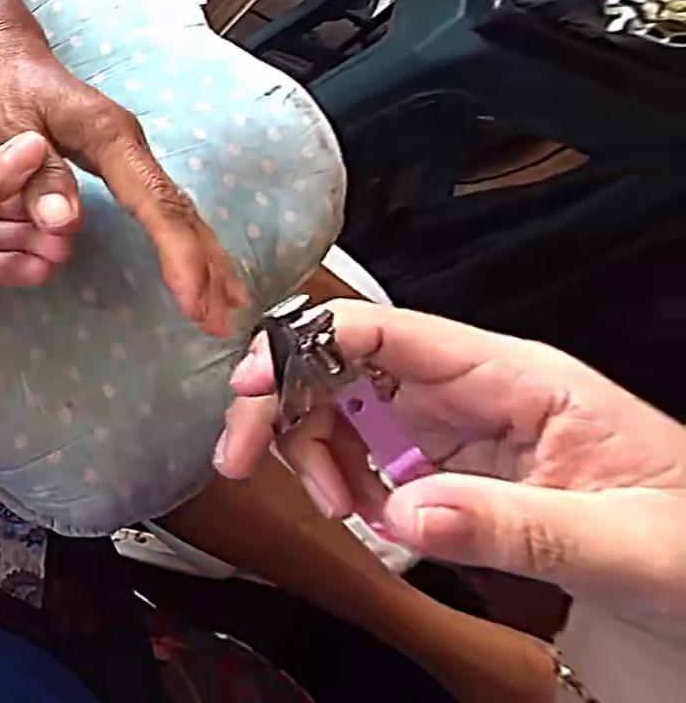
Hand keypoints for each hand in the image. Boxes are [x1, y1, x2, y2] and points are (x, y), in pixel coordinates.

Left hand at [0, 36, 246, 336]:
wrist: (13, 56)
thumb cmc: (10, 87)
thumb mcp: (10, 127)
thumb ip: (37, 174)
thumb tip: (63, 224)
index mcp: (110, 137)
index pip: (156, 203)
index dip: (178, 253)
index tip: (194, 299)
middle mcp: (130, 146)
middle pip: (180, 210)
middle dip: (205, 267)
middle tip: (223, 323)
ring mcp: (129, 152)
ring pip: (177, 209)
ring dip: (202, 258)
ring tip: (225, 307)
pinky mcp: (118, 159)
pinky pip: (158, 204)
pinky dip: (179, 239)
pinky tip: (190, 264)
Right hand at [217, 299, 685, 625]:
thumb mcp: (642, 552)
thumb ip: (520, 527)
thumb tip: (404, 513)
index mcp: (510, 376)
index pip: (374, 330)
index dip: (299, 344)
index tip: (252, 386)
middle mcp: (458, 387)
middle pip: (327, 366)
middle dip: (276, 407)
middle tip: (240, 455)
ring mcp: (436, 421)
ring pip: (323, 406)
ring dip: (302, 451)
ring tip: (334, 506)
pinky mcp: (423, 457)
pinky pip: (345, 449)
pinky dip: (331, 478)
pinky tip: (362, 512)